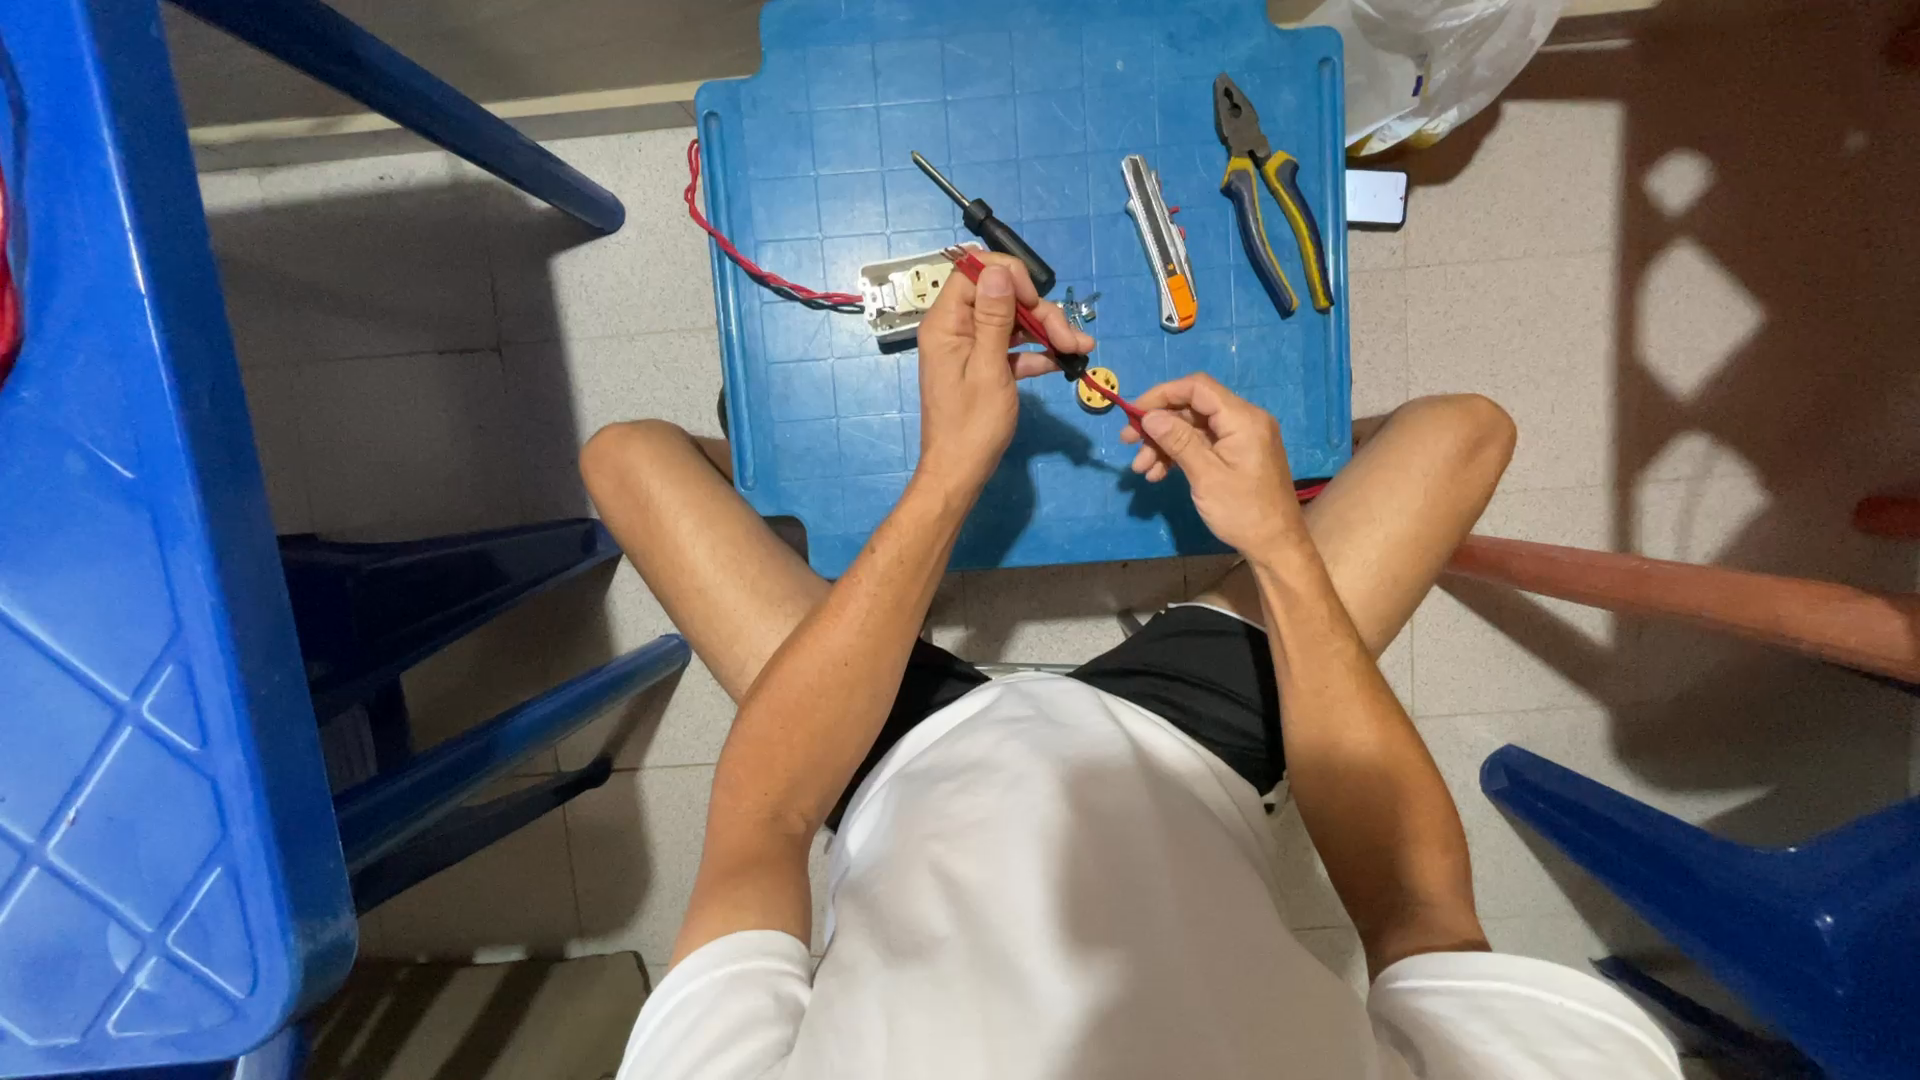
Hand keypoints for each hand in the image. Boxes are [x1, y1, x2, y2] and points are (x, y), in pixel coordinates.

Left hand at [912, 253, 1094, 497]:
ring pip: (1013, 323)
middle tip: (1070, 338)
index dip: (1009, 277)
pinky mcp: (985, 368)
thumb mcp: (989, 368)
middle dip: (1039, 312)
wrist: (961, 472)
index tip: (1035, 301)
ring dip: (1047, 332)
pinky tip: (1065, 363)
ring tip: (1080, 350)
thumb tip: (997, 271)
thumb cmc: (973, 425)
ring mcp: (971, 349)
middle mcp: (955, 330)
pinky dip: (1038, 353)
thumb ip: (994, 318)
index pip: (973, 273)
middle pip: (1001, 297)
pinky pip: (1013, 348)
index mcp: (945, 324)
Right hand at [1119, 374, 1305, 555]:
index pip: (1197, 388)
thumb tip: (1149, 417)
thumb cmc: (1243, 511)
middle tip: (1127, 442)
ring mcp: (1239, 438)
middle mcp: (1243, 421)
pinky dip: (1178, 455)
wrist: (1275, 544)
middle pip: (1192, 408)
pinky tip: (1158, 474)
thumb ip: (1178, 441)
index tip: (1133, 413)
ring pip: (1192, 428)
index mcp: (1243, 419)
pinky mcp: (1235, 454)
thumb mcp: (1206, 476)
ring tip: (1141, 469)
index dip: (1162, 394)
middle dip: (1158, 424)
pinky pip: (1201, 445)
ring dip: (1163, 444)